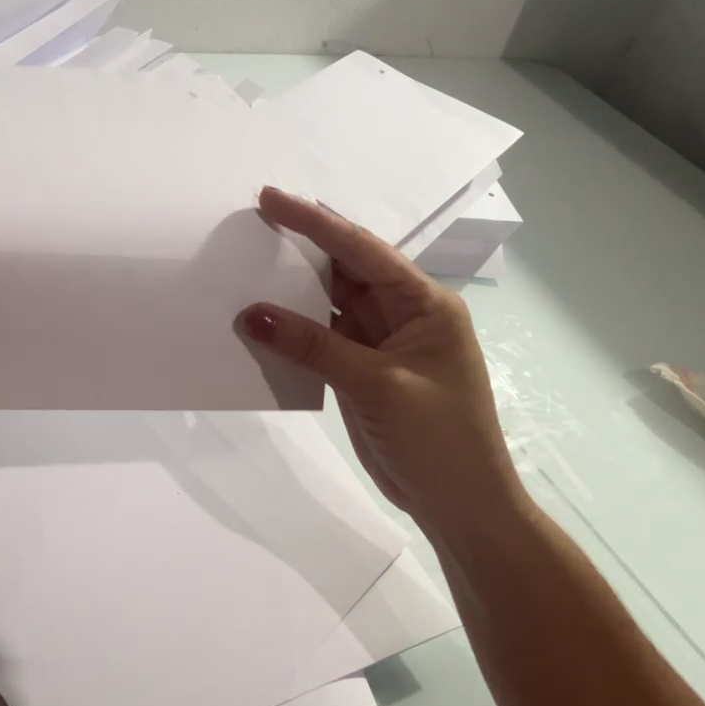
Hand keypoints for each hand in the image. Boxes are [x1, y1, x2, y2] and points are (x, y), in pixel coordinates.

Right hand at [238, 187, 525, 539]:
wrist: (460, 506)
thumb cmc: (438, 438)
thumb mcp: (377, 385)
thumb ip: (313, 345)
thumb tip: (251, 313)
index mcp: (424, 304)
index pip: (363, 250)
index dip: (315, 222)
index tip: (269, 199)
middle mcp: (402, 314)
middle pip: (345, 268)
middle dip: (300, 245)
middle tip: (249, 222)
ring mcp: (379, 343)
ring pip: (328, 301)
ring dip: (291, 287)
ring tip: (244, 262)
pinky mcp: (359, 370)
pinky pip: (319, 336)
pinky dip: (291, 327)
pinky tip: (259, 317)